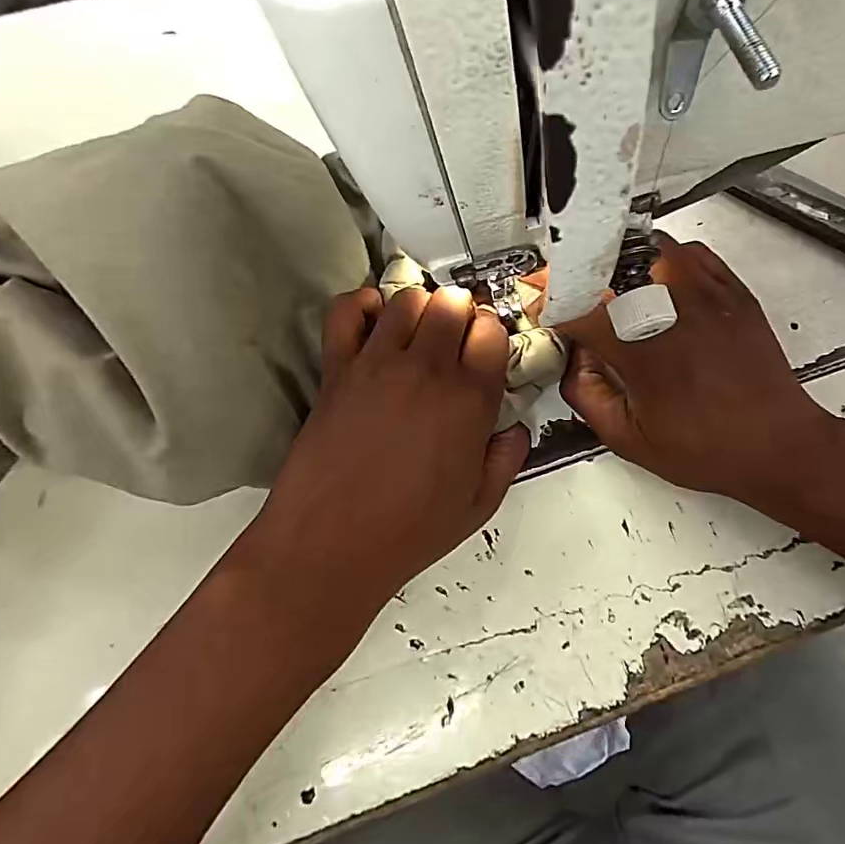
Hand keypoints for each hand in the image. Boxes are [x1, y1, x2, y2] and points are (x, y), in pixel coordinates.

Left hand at [256, 287, 529, 607]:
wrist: (331, 545)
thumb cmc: (405, 530)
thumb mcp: (480, 504)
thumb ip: (507, 458)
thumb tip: (514, 430)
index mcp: (470, 400)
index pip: (492, 330)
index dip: (493, 336)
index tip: (488, 351)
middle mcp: (427, 372)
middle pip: (452, 303)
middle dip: (461, 312)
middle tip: (458, 337)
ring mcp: (378, 365)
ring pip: (407, 298)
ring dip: (421, 307)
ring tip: (420, 332)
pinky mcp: (338, 371)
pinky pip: (347, 311)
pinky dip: (363, 305)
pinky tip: (375, 323)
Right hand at [557, 237, 844, 512]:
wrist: (776, 441)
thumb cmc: (715, 444)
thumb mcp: (629, 437)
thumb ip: (585, 393)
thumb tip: (575, 359)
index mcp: (637, 344)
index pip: (573, 300)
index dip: (549, 301)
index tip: (546, 305)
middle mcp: (670, 306)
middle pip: (606, 260)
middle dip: (581, 278)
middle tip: (580, 299)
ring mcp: (704, 291)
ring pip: (645, 246)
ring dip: (623, 265)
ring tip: (621, 296)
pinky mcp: (730, 289)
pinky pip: (687, 253)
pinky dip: (665, 264)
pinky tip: (662, 292)